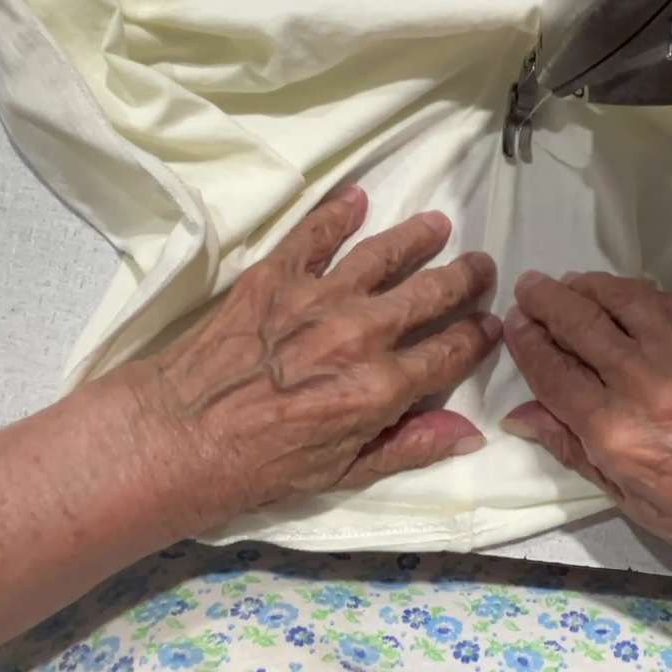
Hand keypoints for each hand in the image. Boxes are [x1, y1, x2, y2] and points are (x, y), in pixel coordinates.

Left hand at [107, 189, 499, 537]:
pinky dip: (337, 213)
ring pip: (381, 255)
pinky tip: (358, 198)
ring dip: (415, 238)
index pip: (450, 353)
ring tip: (437, 224)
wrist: (180, 435)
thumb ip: (410, 447)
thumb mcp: (343, 473)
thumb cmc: (262, 466)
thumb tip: (472, 433)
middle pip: (427, 295)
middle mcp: (359, 332)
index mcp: (380, 386)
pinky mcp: (275, 275)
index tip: (492, 325)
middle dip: (463, 278)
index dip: (478, 338)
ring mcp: (317, 297)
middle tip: (481, 265)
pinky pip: (314, 234)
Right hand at [500, 271, 671, 601]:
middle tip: (530, 287)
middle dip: (547, 302)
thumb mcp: (635, 505)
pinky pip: (669, 303)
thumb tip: (523, 416)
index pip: (553, 372)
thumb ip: (576, 450)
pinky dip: (637, 292)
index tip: (514, 324)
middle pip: (581, 325)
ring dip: (588, 286)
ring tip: (570, 283)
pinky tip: (625, 293)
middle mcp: (647, 385)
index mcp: (617, 435)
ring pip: (624, 301)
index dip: (527, 343)